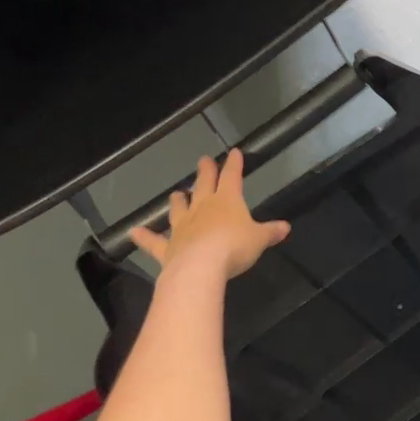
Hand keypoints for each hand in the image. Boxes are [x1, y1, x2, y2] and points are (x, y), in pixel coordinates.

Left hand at [128, 149, 289, 278]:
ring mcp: (182, 226)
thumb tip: (285, 227)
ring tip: (177, 193)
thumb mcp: (259, 240)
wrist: (200, 267)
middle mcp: (202, 208)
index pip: (232, 177)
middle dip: (205, 171)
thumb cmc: (234, 248)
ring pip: (179, 208)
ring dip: (178, 200)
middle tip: (203, 160)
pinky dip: (144, 237)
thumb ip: (270, 232)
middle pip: (203, 184)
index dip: (234, 164)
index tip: (234, 153)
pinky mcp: (168, 247)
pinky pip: (154, 241)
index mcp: (227, 201)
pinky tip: (134, 232)